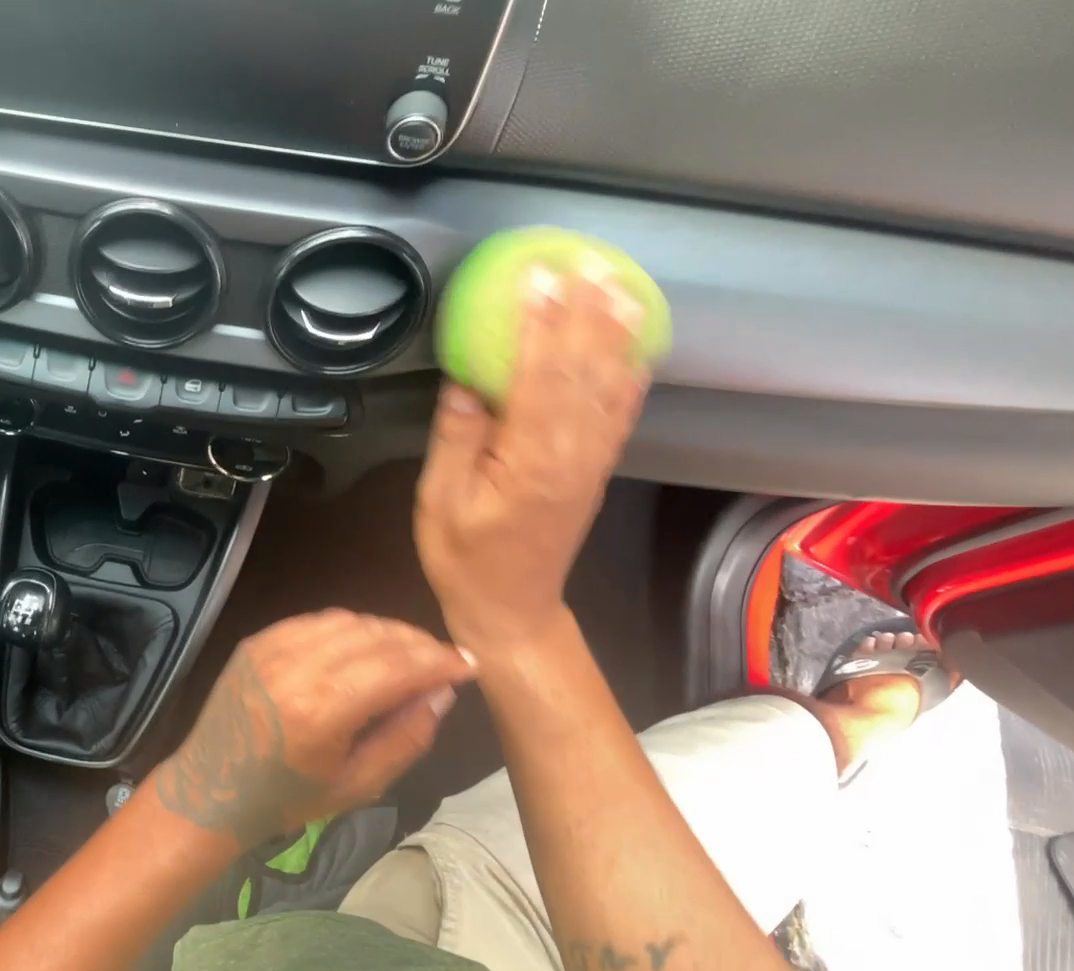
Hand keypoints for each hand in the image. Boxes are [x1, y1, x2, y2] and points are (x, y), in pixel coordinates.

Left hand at [150, 610, 474, 847]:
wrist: (210, 789)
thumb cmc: (288, 797)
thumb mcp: (358, 785)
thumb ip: (406, 737)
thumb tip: (442, 693)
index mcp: (321, 710)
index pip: (396, 667)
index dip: (438, 661)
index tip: (468, 663)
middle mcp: (295, 667)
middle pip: (374, 636)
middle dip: (418, 642)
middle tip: (444, 658)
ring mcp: (270, 648)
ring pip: (346, 620)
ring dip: (385, 630)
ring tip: (410, 650)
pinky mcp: (256, 641)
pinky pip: (314, 621)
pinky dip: (348, 627)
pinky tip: (364, 644)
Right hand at [417, 276, 648, 654]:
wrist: (511, 607)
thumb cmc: (464, 558)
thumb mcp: (439, 500)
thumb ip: (457, 436)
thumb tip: (467, 376)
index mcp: (528, 461)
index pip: (540, 376)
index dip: (541, 322)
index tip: (539, 275)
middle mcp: (571, 454)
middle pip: (583, 370)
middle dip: (584, 311)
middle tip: (585, 260)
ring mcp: (591, 461)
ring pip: (609, 385)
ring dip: (614, 331)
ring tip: (617, 283)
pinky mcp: (596, 469)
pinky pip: (619, 415)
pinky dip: (628, 375)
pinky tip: (634, 346)